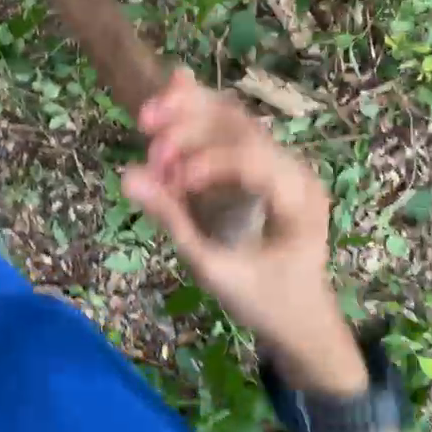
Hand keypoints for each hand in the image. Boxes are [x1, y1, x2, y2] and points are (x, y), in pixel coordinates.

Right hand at [122, 69, 367, 393]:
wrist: (303, 320)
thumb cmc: (265, 302)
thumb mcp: (216, 269)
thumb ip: (173, 219)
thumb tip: (128, 177)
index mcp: (298, 199)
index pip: (252, 157)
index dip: (207, 160)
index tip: (172, 181)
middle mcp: (294, 169)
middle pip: (238, 126)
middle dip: (188, 124)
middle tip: (144, 130)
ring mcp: (280, 162)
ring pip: (231, 118)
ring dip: (186, 114)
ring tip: (146, 118)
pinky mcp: (261, 162)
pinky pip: (226, 128)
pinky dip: (192, 120)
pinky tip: (162, 112)